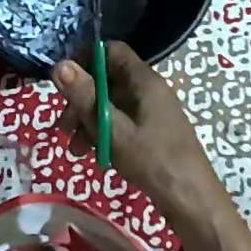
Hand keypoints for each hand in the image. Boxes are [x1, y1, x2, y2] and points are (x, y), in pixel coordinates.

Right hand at [52, 42, 228, 218]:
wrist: (191, 199)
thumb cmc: (152, 159)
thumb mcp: (112, 128)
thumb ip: (85, 96)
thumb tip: (59, 64)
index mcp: (143, 80)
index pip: (111, 51)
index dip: (85, 60)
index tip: (64, 83)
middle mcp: (148, 89)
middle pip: (107, 80)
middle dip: (82, 101)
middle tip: (64, 128)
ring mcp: (151, 111)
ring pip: (111, 104)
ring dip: (89, 122)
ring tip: (76, 150)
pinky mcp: (152, 131)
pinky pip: (121, 121)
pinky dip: (105, 134)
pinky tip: (96, 156)